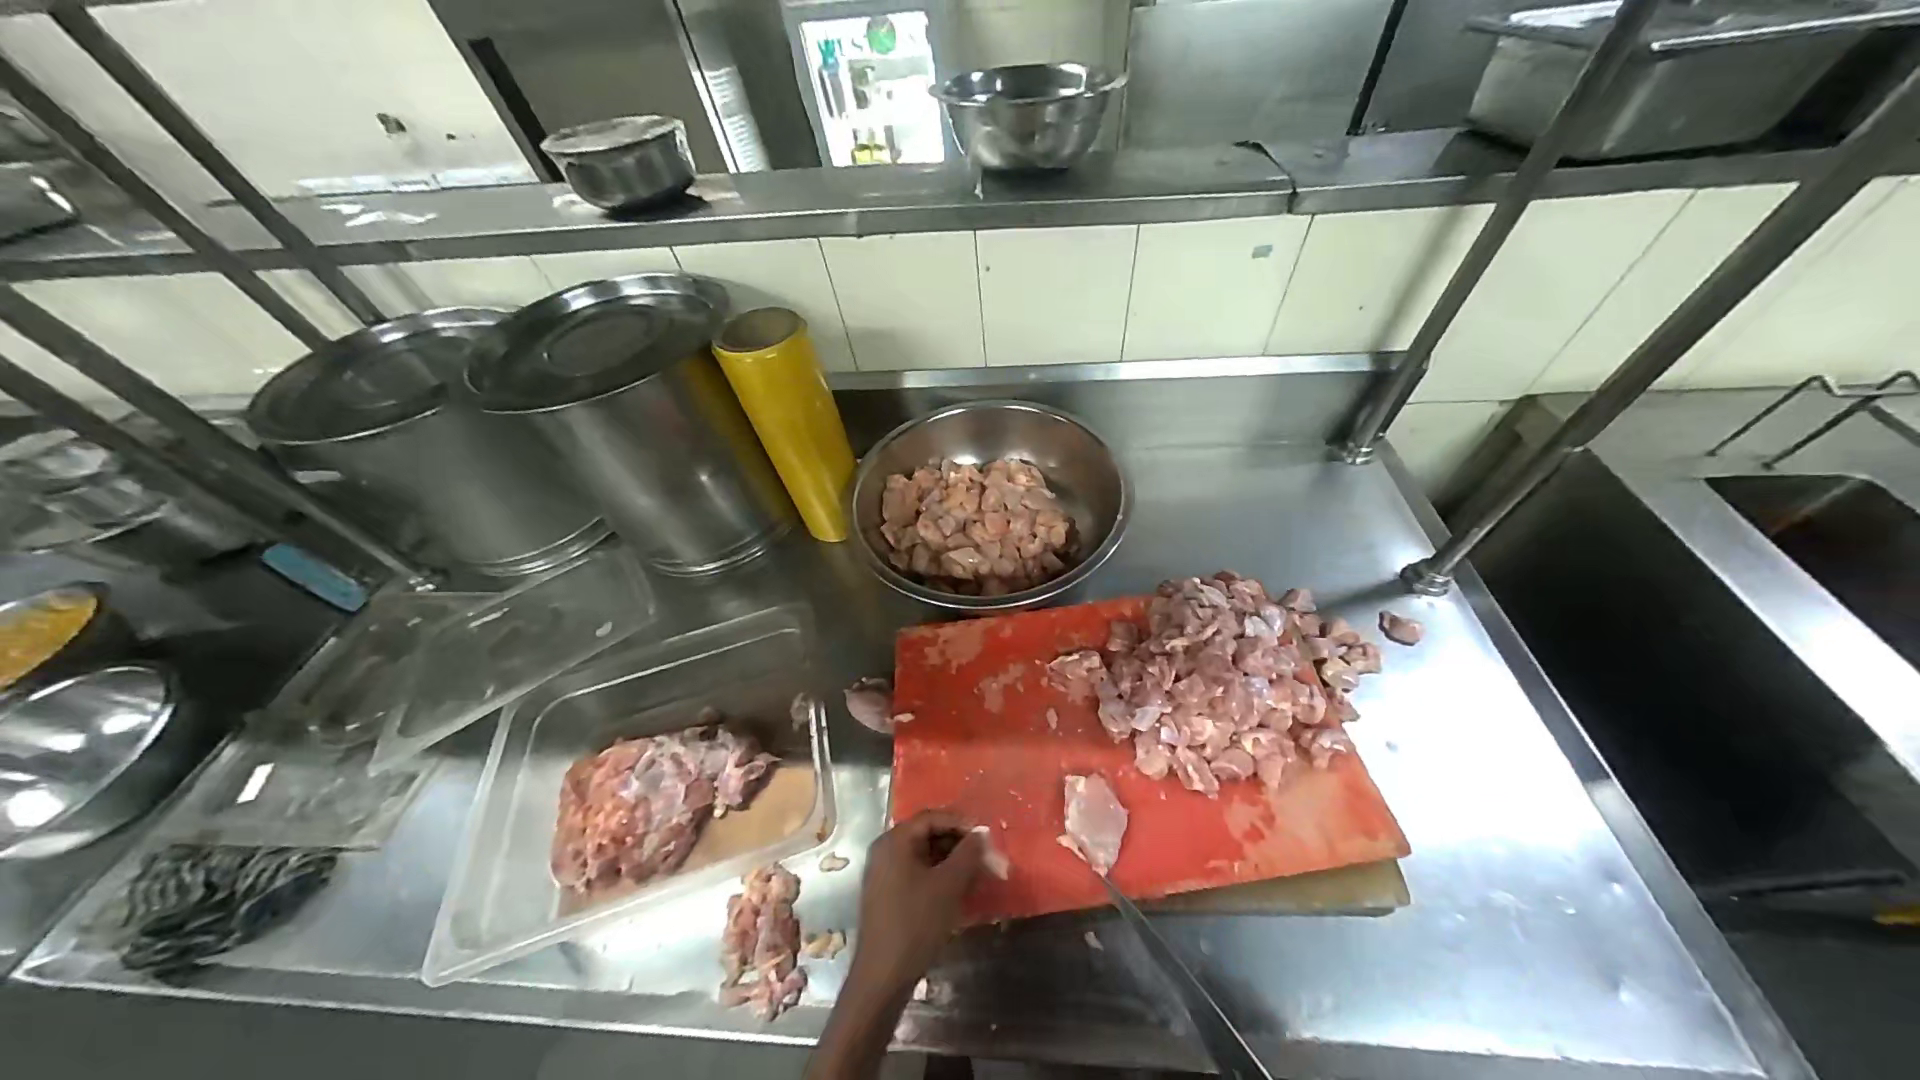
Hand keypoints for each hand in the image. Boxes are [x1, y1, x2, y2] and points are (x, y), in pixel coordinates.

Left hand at [849, 809, 984, 996]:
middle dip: (958, 845)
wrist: (882, 976)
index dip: (961, 823)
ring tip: (977, 876)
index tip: (986, 836)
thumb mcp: (948, 885)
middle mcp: (885, 851)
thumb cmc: (916, 923)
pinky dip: (939, 877)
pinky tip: (959, 892)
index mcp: (894, 841)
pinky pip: (917, 874)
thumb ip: (968, 854)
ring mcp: (884, 874)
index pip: (932, 817)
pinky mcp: (888, 895)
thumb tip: (982, 833)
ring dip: (951, 862)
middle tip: (985, 858)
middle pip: (927, 835)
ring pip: (924, 856)